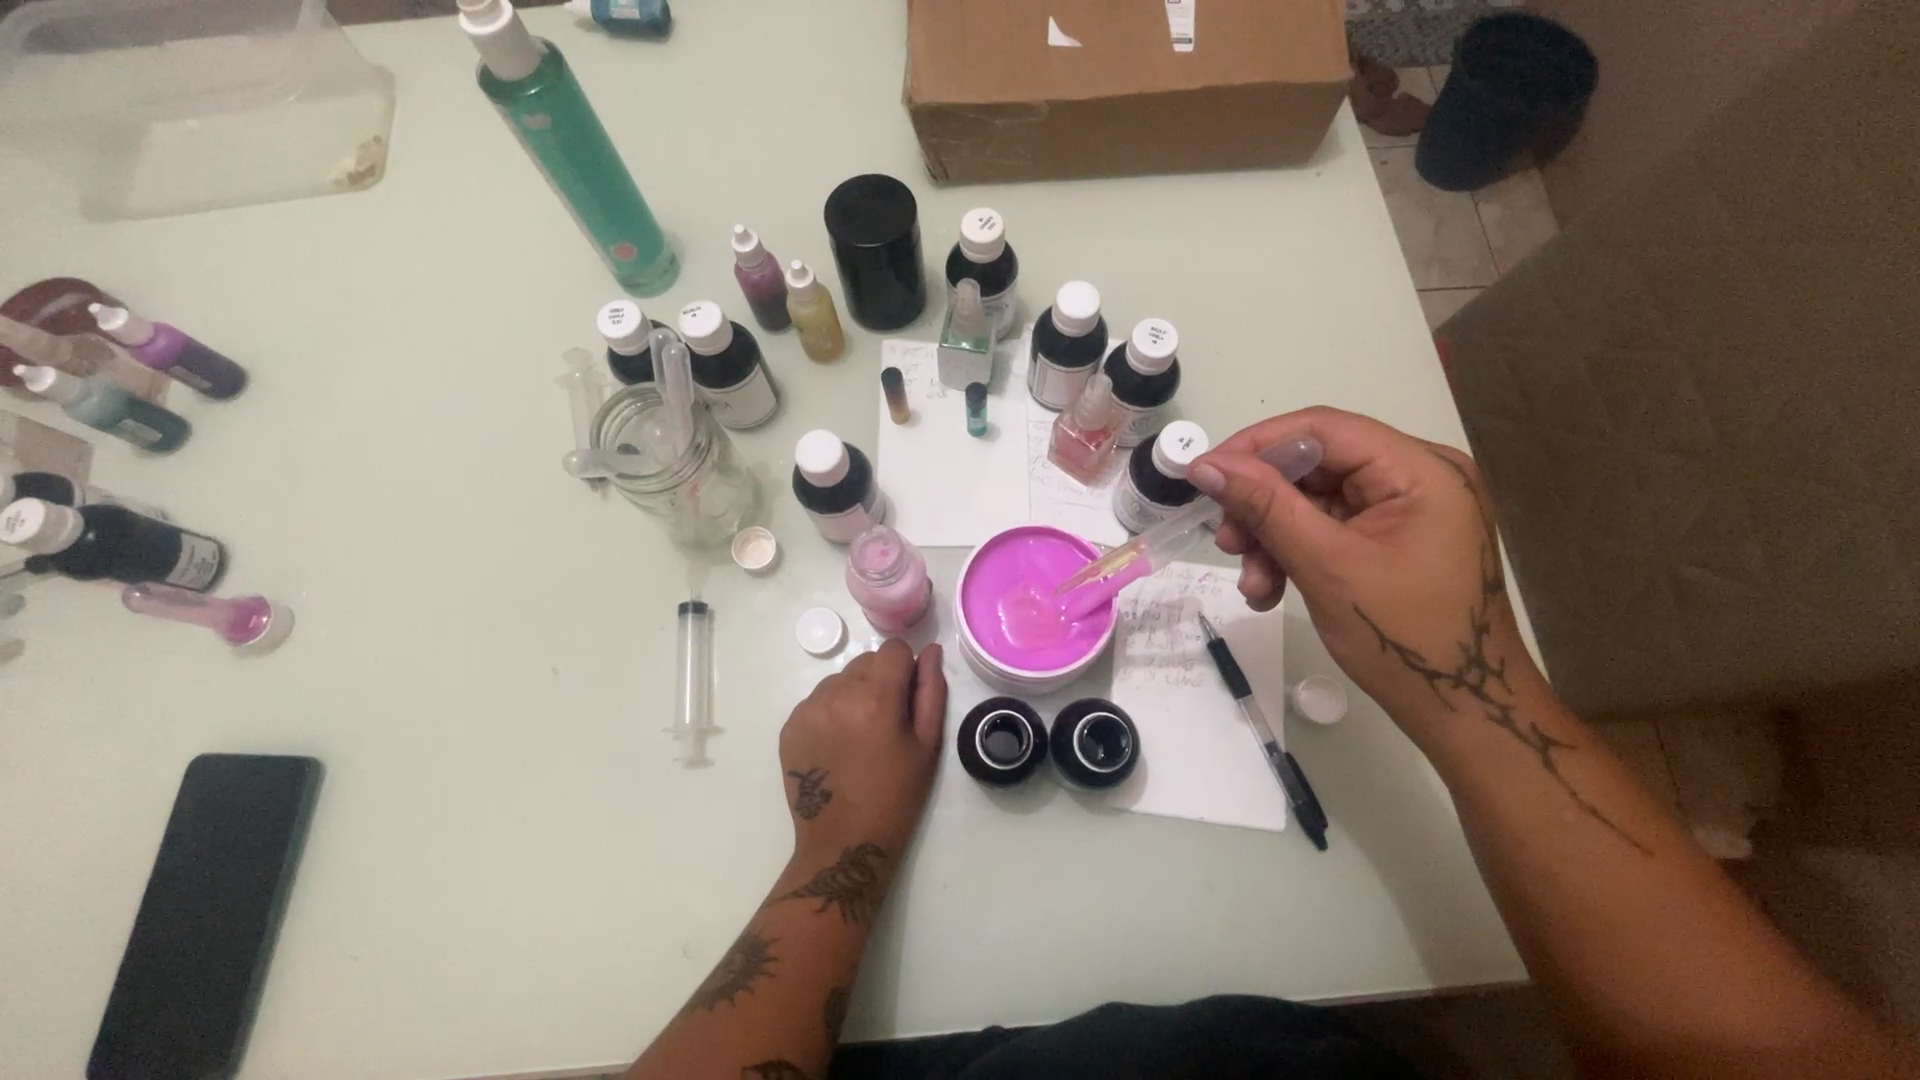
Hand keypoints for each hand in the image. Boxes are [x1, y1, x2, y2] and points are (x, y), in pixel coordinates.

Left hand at [778, 640, 946, 864]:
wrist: (844, 842)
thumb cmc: (896, 795)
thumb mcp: (927, 745)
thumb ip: (930, 690)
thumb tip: (930, 652)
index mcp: (876, 698)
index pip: (893, 649)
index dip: (906, 668)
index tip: (906, 698)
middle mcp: (837, 694)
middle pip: (865, 662)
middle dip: (879, 682)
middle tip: (885, 724)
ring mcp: (808, 710)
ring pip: (839, 680)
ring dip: (852, 695)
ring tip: (859, 737)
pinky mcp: (789, 726)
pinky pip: (816, 701)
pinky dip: (830, 712)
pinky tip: (837, 746)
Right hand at [1188, 407, 1542, 728]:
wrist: (1463, 711)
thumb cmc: (1403, 637)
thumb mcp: (1325, 565)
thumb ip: (1264, 507)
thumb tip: (1205, 465)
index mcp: (1420, 469)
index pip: (1322, 429)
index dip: (1255, 447)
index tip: (1203, 476)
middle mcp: (1418, 477)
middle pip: (1315, 466)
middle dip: (1262, 505)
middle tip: (1226, 542)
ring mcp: (1407, 510)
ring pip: (1314, 501)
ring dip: (1272, 537)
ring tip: (1252, 582)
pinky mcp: (1394, 539)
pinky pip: (1329, 529)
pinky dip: (1294, 554)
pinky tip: (1270, 590)